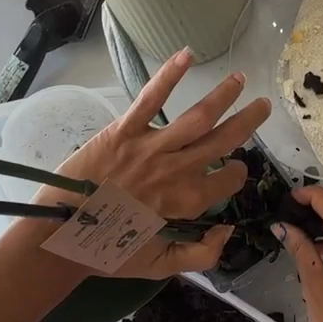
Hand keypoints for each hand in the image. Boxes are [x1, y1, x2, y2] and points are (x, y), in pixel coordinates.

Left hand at [40, 49, 269, 277]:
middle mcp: (175, 172)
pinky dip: (169, 76)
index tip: (233, 170)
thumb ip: (202, 255)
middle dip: (247, 123)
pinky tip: (187, 55)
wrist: (58, 235)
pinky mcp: (122, 132)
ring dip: (222, 96)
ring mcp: (150, 149)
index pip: (227, 181)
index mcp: (186, 203)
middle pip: (221, 141)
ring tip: (240, 79)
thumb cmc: (108, 252)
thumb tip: (228, 231)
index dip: (235, 175)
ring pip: (197, 118)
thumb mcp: (161, 266)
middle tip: (264, 106)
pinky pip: (150, 100)